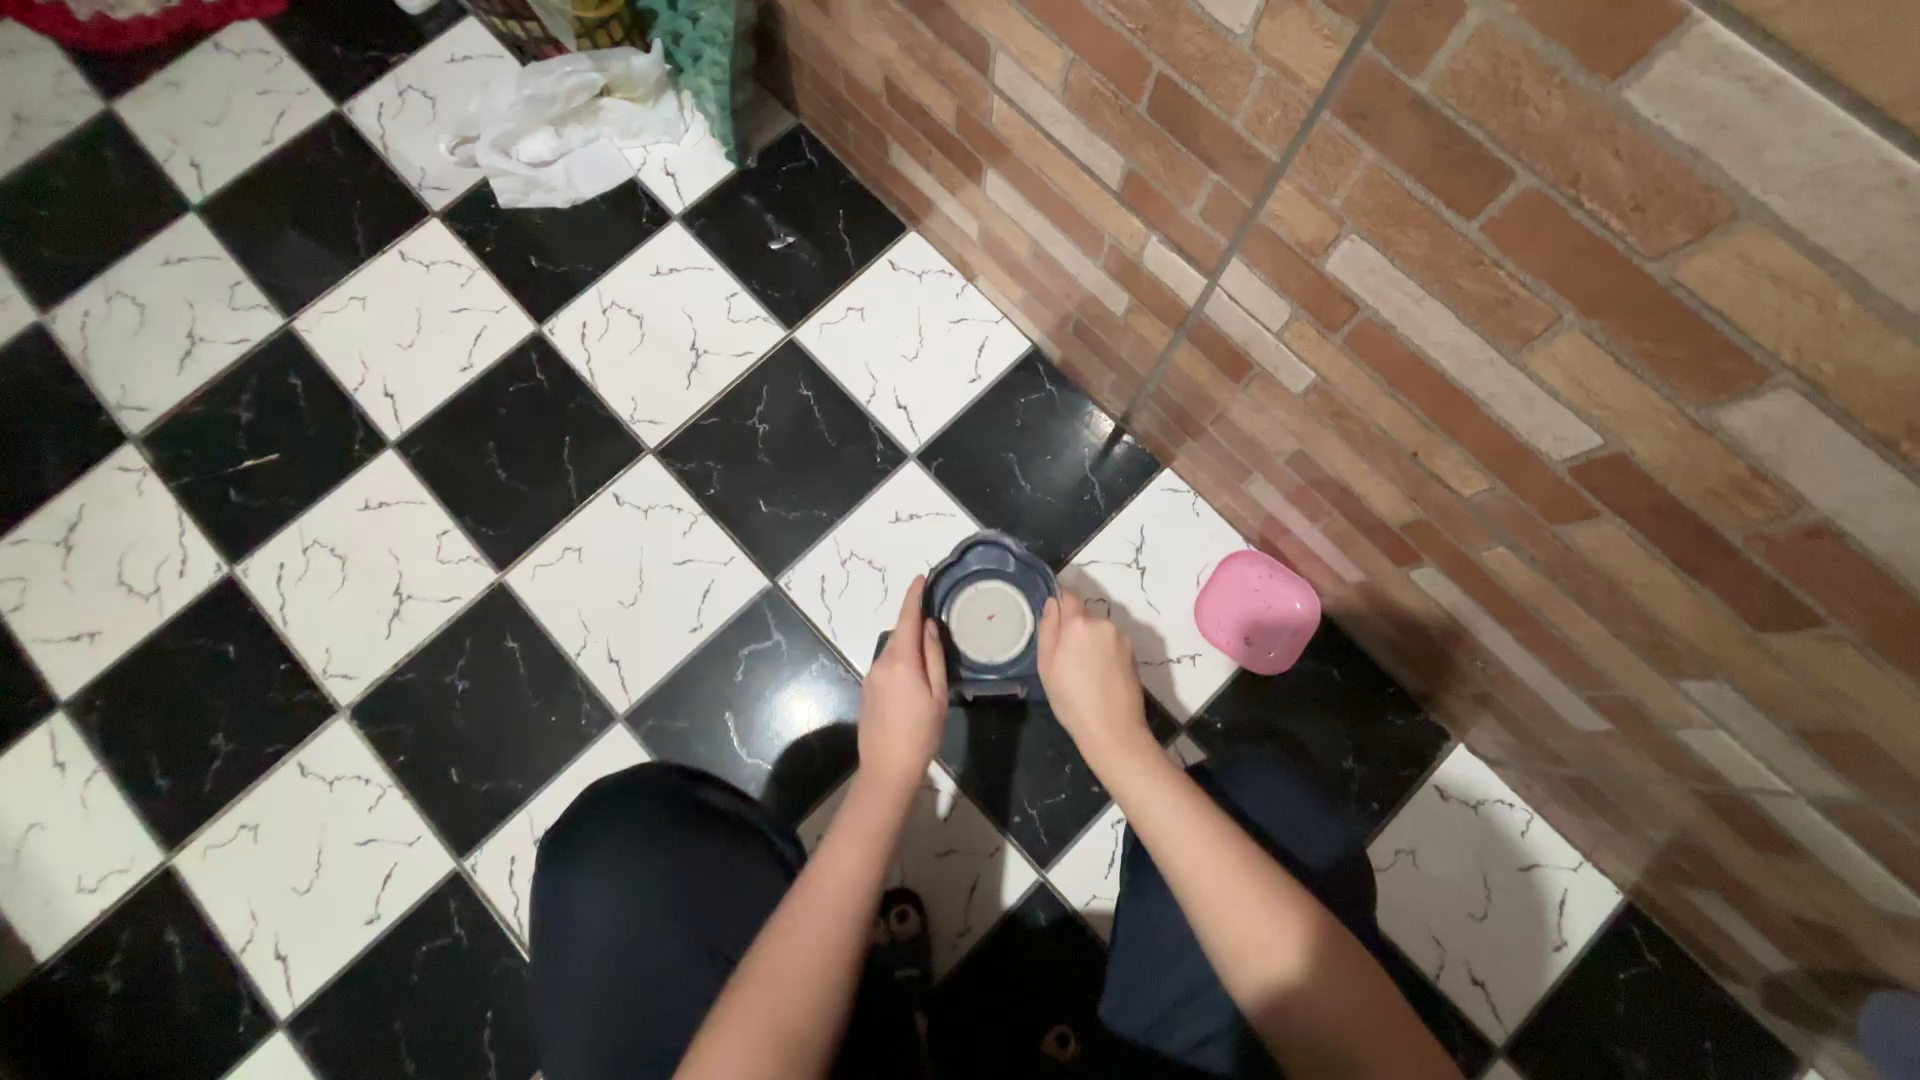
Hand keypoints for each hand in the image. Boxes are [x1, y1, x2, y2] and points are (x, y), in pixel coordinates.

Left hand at [857, 576, 947, 792]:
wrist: (887, 769)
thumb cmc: (921, 733)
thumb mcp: (938, 694)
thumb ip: (933, 656)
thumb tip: (929, 626)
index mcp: (901, 661)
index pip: (907, 618)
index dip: (914, 596)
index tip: (921, 577)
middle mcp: (882, 663)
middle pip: (900, 633)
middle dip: (915, 621)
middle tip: (936, 617)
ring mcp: (872, 676)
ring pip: (893, 649)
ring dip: (909, 643)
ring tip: (930, 649)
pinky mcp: (868, 689)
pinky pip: (887, 664)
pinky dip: (901, 659)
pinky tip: (915, 675)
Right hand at [1037, 592, 1153, 769]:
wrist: (1112, 729)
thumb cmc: (1070, 698)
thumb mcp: (1046, 664)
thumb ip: (1048, 628)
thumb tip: (1052, 602)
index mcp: (1079, 624)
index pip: (1068, 595)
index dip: (1060, 603)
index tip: (1053, 621)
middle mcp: (1104, 623)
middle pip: (1084, 616)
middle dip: (1075, 629)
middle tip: (1066, 658)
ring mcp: (1122, 639)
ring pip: (1099, 631)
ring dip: (1091, 642)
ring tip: (1085, 672)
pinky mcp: (1133, 654)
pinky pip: (1112, 644)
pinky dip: (1105, 654)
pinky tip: (1101, 677)